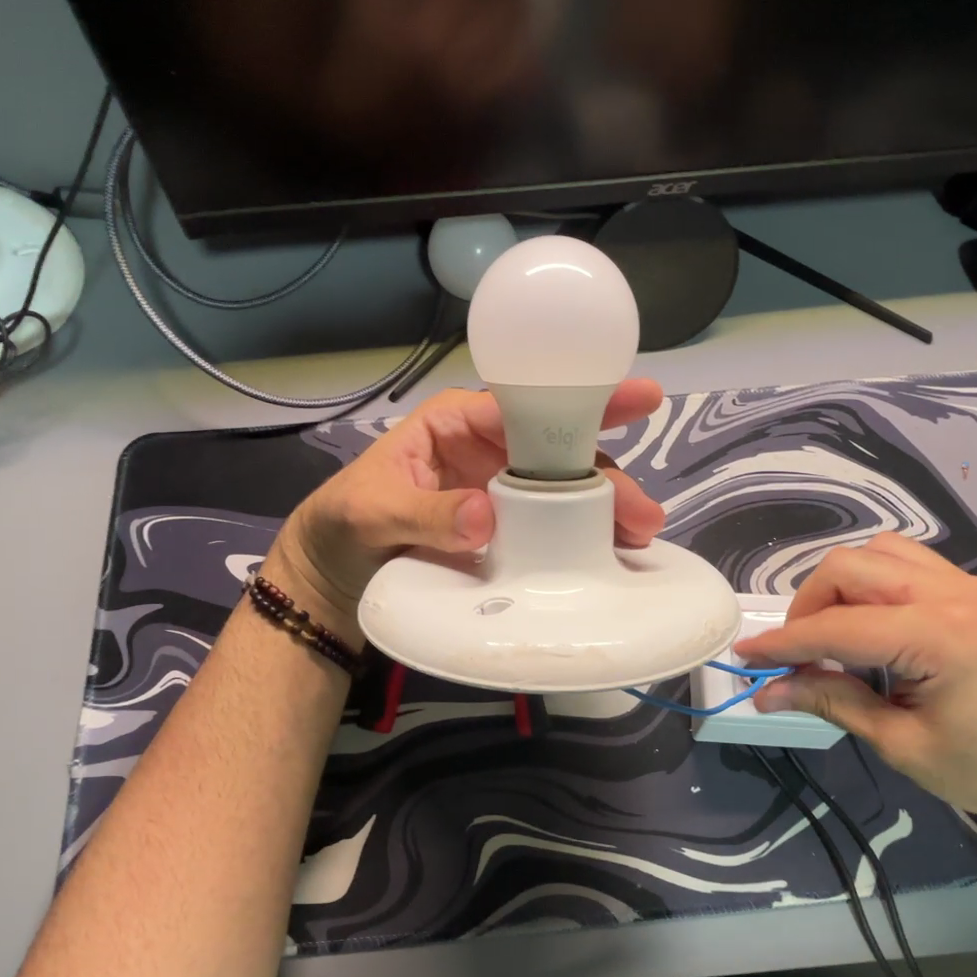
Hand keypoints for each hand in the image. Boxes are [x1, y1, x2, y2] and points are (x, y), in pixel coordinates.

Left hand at [265, 382, 666, 636]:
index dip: (581, 401)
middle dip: (604, 475)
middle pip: (558, 451)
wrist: (332, 577)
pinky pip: (551, 527)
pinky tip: (611, 553)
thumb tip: (488, 515)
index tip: (638, 399)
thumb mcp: (372, 512)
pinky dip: (582, 537)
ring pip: (563, 490)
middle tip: (644, 514)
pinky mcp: (505, 532)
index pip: (525, 404)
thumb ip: (424, 512)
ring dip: (603, 510)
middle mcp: (488, 451)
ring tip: (637, 539)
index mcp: (457, 422)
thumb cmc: (342, 524)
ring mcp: (500, 493)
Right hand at [735, 533, 976, 857]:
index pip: (834, 626)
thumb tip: (769, 691)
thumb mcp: (904, 744)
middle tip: (796, 656)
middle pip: (849, 567)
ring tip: (833, 636)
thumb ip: (833, 703)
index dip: (782, 641)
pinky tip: (874, 626)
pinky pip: (910, 563)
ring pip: (879, 553)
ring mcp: (970, 586)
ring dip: (842, 586)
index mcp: (936, 634)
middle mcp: (951, 593)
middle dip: (808, 606)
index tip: (743, 656)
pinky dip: (875, 582)